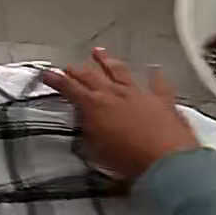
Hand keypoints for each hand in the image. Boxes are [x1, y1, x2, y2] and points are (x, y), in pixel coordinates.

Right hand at [42, 48, 198, 178]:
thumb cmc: (127, 160)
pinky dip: (155, 77)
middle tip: (69, 66)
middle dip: (78, 70)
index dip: (56, 80)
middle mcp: (115, 94)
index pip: (69, 88)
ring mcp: (140, 95)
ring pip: (120, 72)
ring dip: (108, 61)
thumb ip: (88, 133)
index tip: (48, 74)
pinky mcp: (163, 102)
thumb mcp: (94, 150)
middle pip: (92, 76)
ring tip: (100, 52)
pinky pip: (158, 85)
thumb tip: (85, 127)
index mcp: (94, 105)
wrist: (167, 162)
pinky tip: (154, 70)